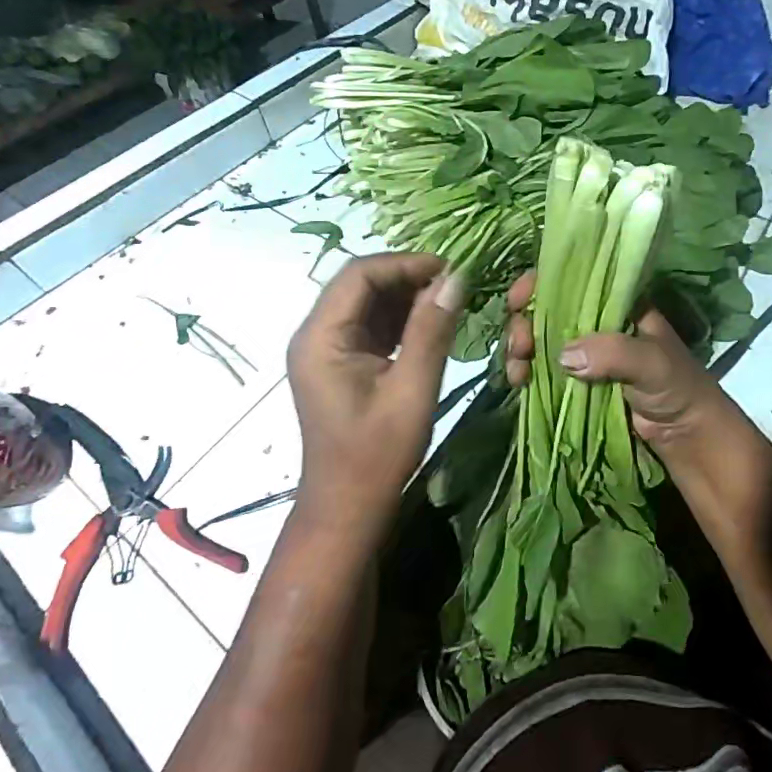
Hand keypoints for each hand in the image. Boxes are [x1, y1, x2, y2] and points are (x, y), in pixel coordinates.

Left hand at [288, 254, 464, 533]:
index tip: (449, 269)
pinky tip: (431, 322)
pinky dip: (400, 318)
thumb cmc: (377, 455)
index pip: (358, 275)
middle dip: (407, 277)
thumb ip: (431, 331)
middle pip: (359, 284)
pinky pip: (369, 325)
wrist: (347, 507)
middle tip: (454, 283)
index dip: (404, 263)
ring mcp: (325, 348)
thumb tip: (455, 279)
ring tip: (449, 299)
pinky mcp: (340, 362)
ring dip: (405, 296)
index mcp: (320, 338)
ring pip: (366, 302)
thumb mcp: (412, 391)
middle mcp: (315, 334)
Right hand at [502, 269, 736, 449]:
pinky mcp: (572, 379)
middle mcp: (592, 319)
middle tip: (521, 348)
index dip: (538, 284)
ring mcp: (580, 350)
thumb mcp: (652, 362)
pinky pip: (539, 367)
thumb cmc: (677, 387)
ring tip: (518, 372)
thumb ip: (613, 353)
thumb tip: (564, 355)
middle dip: (523, 324)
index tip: (519, 301)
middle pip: (544, 308)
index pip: (569, 278)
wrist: (685, 434)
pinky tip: (520, 382)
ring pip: (537, 338)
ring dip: (519, 350)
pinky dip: (525, 372)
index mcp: (614, 301)